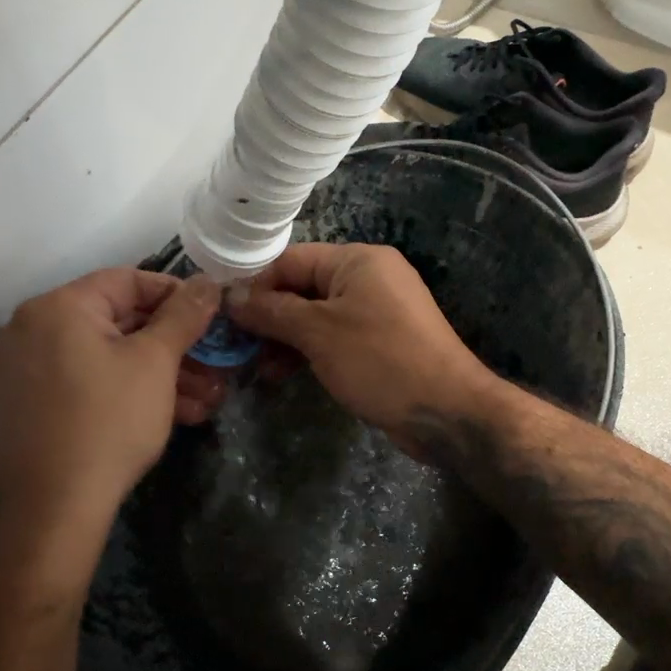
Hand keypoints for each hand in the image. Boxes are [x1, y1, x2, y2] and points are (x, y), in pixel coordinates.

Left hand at [0, 269, 218, 530]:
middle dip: (175, 346)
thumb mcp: (155, 363)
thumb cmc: (107, 423)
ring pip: (107, 359)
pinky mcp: (30, 408)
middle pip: (119, 322)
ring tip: (207, 400)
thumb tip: (207, 282)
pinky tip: (175, 416)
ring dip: (161, 375)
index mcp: (58, 307)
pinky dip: (129, 393)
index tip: (215, 317)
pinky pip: (88, 385)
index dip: (178, 296)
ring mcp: (26, 372)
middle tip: (218, 366)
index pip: (128, 281)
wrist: (48, 511)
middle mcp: (32, 330)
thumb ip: (183, 316)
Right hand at [227, 243, 498, 447]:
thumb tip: (231, 296)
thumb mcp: (319, 333)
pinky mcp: (383, 342)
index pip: (290, 260)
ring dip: (285, 340)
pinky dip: (310, 352)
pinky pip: (336, 336)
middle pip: (302, 288)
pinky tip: (284, 375)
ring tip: (258, 371)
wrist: (447, 411)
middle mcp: (370, 277)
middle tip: (236, 351)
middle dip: (268, 318)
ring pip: (317, 316)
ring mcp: (379, 311)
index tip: (222, 318)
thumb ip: (272, 311)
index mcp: (358, 260)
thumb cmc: (380, 361)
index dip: (254, 287)